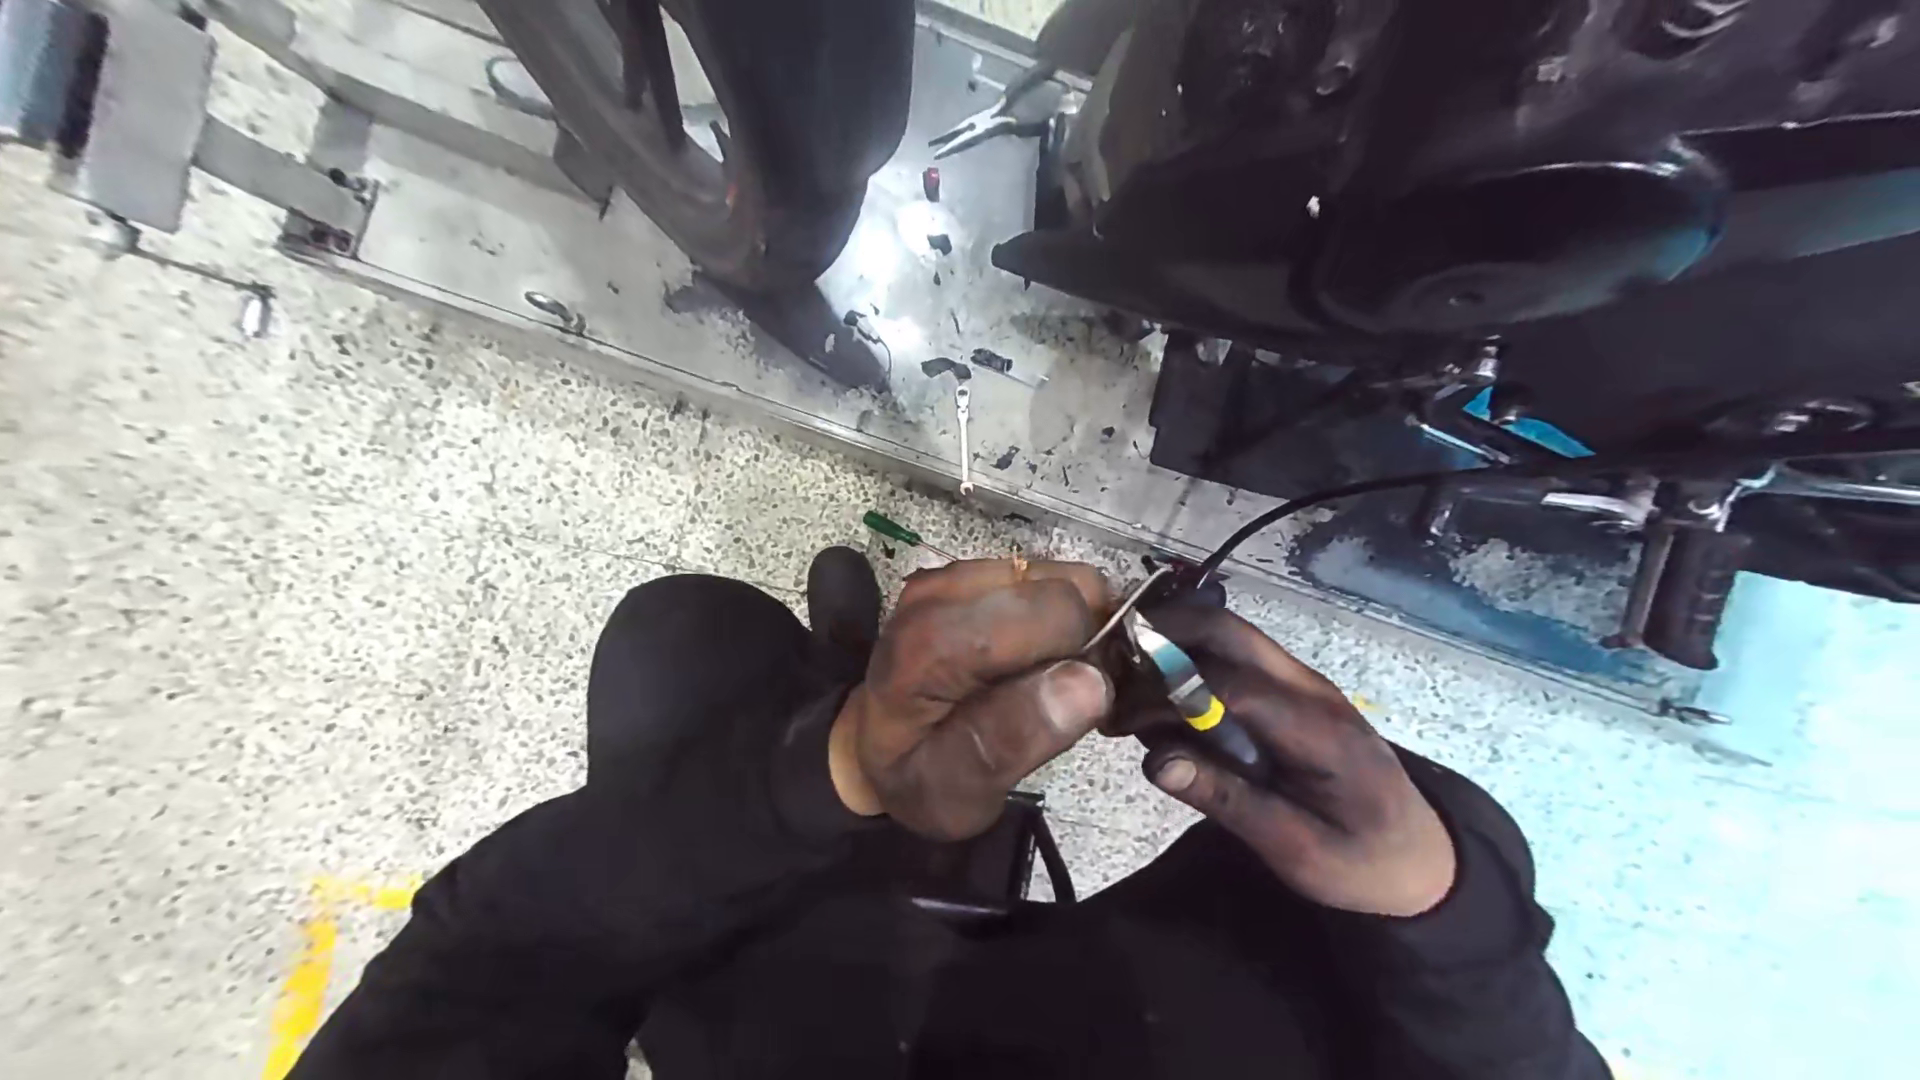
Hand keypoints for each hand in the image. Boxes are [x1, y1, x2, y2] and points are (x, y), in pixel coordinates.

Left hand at [830, 558, 1113, 840]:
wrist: (878, 739)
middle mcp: (943, 591)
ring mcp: (959, 574)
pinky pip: (1051, 579)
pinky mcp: (975, 571)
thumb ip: (1013, 739)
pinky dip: (1061, 616)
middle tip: (1063, 695)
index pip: (1052, 616)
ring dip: (1075, 629)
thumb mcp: (956, 789)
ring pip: (1065, 579)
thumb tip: (1089, 685)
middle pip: (1063, 591)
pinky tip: (1038, 654)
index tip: (1075, 707)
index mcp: (931, 641)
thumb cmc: (915, 772)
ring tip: (1048, 676)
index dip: (1083, 659)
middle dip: (1083, 643)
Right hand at [1128, 605, 1455, 916]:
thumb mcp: (1295, 849)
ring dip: (1170, 642)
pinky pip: (1230, 652)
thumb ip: (1227, 800)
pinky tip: (1164, 699)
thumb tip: (1156, 762)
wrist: (1420, 856)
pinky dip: (1187, 658)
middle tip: (1112, 670)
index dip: (1164, 693)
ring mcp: (1298, 679)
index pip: (1226, 684)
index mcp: (1316, 729)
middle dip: (1160, 635)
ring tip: (1131, 687)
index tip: (1119, 716)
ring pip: (1224, 631)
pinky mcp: (1287, 685)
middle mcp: (1306, 685)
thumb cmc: (1359, 861)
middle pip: (1223, 628)